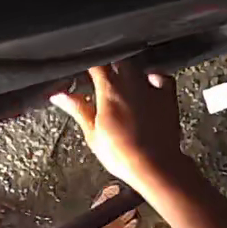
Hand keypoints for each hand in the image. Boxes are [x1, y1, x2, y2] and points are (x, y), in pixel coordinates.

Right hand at [50, 63, 190, 191]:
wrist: (154, 166)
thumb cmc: (123, 154)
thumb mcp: (93, 134)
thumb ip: (78, 109)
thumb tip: (59, 96)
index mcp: (109, 90)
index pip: (95, 64)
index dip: (88, 66)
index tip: (84, 73)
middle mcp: (131, 83)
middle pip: (117, 61)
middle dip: (108, 67)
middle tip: (101, 83)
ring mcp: (151, 88)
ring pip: (137, 67)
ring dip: (128, 72)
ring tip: (122, 87)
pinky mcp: (167, 97)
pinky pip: (162, 77)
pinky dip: (154, 77)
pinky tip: (149, 84)